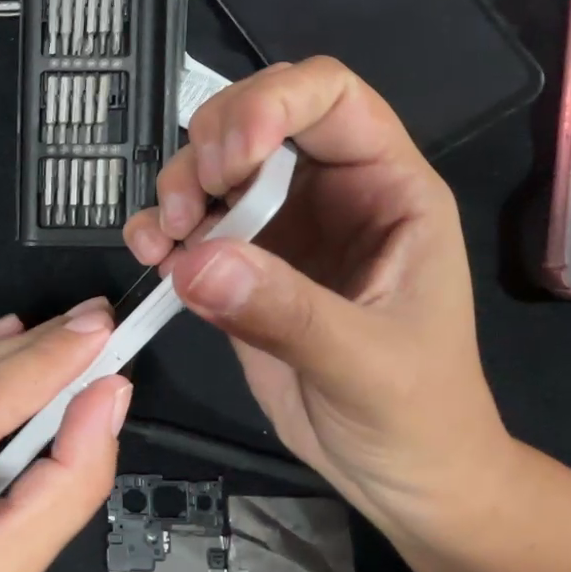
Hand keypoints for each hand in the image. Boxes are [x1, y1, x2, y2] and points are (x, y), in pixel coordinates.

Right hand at [123, 58, 511, 527]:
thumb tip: (194, 262)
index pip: (330, 97)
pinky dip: (156, 231)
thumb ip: (286, 311)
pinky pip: (185, 224)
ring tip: (164, 246)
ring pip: (208, 166)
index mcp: (387, 189)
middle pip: (253, 118)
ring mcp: (277, 228)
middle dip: (209, 149)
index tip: (228, 164)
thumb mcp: (366, 365)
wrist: (399, 474)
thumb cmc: (416, 414)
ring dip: (174, 191)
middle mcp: (327, 194)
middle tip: (188, 211)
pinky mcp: (235, 266)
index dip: (272, 104)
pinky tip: (154, 261)